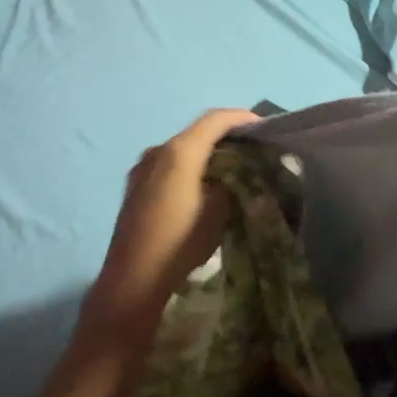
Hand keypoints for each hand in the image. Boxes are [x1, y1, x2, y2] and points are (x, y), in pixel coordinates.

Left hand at [84, 108, 262, 334]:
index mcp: (179, 150)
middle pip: (196, 133)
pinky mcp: (135, 187)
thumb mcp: (220, 209)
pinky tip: (201, 188)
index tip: (263, 127)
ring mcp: (141, 169)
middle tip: (251, 151)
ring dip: (206, 155)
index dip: (241, 118)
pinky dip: (189, 169)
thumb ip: (232, 181)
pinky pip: (168, 167)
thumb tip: (236, 172)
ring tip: (230, 170)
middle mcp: (157, 150)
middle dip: (225, 138)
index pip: (215, 119)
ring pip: (181, 151)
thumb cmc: (181, 239)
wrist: (133, 277)